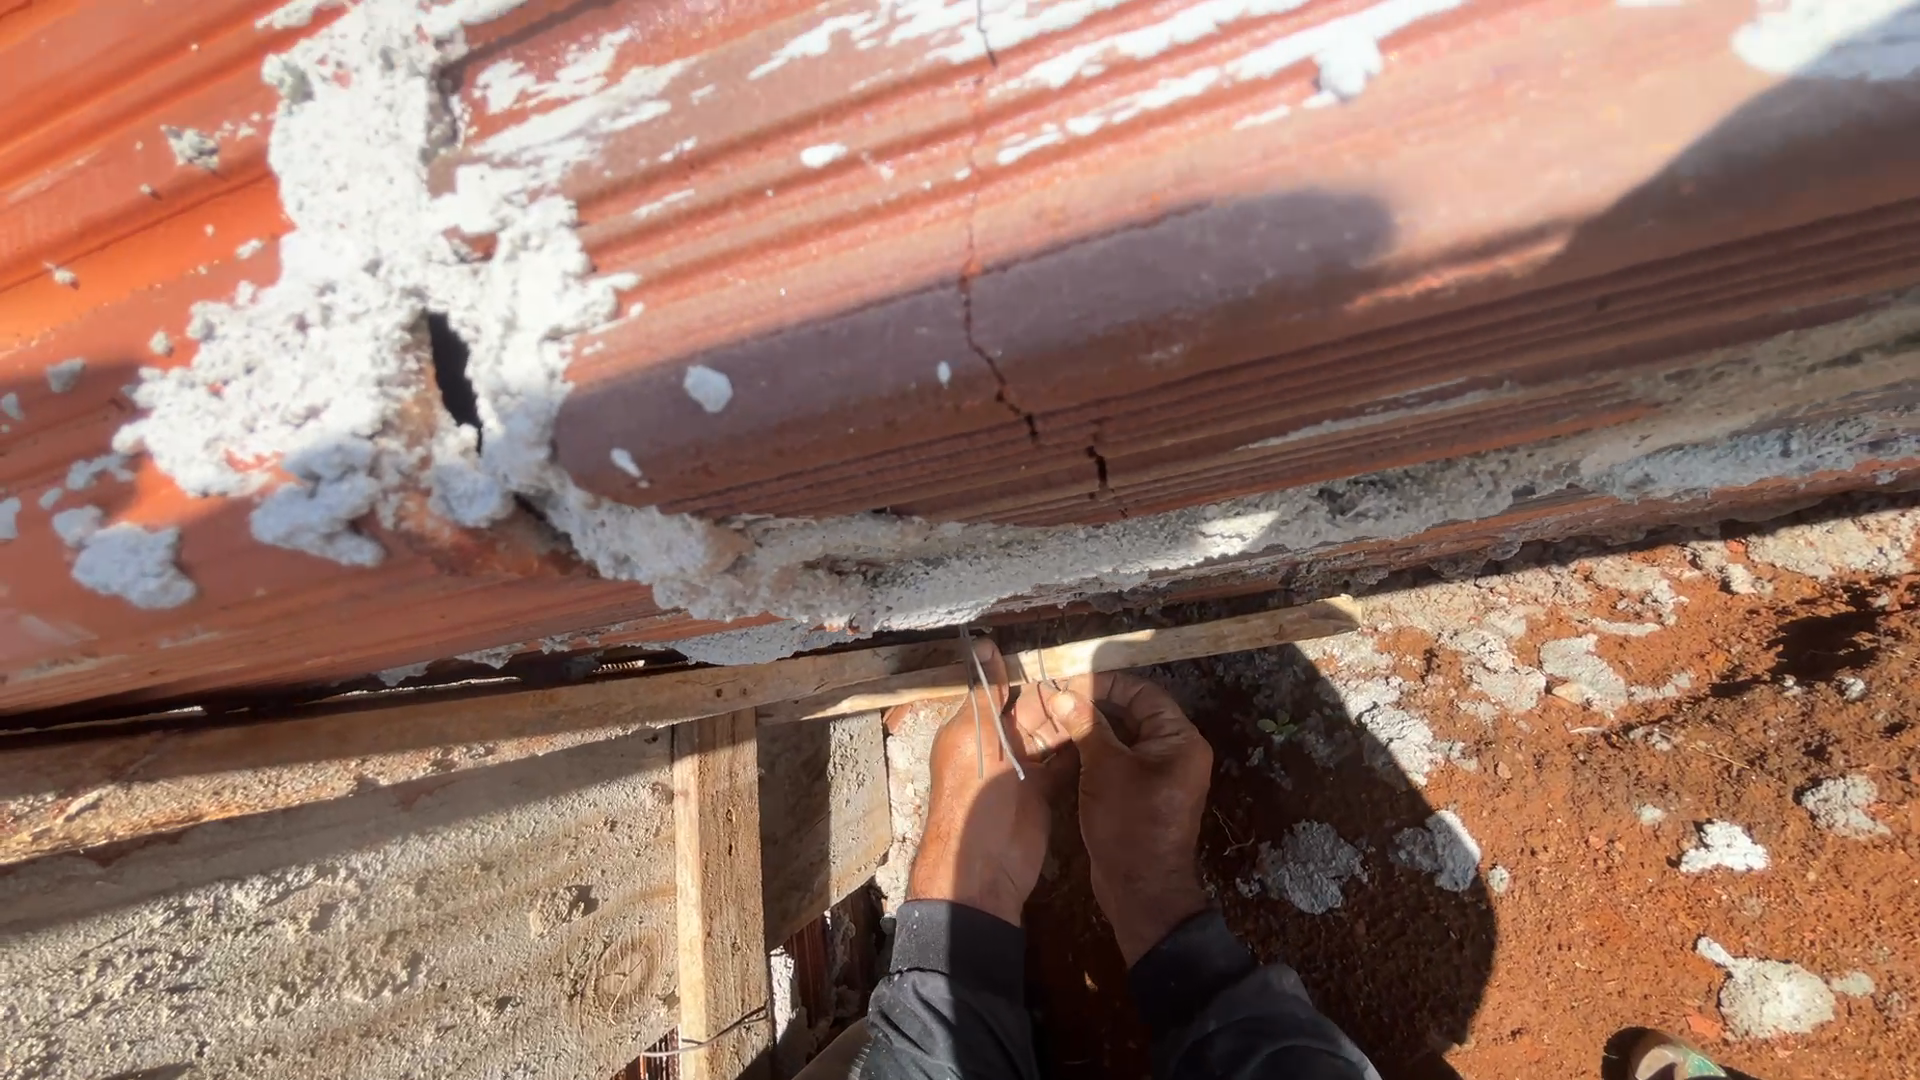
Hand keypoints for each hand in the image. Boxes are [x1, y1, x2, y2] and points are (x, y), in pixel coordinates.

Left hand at [904, 639, 1073, 925]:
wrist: (983, 871)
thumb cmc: (970, 800)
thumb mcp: (973, 740)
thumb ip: (985, 694)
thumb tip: (981, 643)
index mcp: (973, 727)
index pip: (1000, 688)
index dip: (1024, 672)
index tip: (1056, 651)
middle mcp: (998, 742)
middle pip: (1030, 709)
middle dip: (1054, 695)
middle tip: (1090, 673)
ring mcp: (1023, 767)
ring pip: (1049, 732)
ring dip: (1069, 717)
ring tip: (1102, 694)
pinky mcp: (1045, 789)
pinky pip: (1062, 760)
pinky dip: (1078, 746)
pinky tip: (1100, 725)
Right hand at [1039, 672, 1212, 964]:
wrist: (1140, 891)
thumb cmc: (1129, 823)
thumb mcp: (1105, 768)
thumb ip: (1086, 725)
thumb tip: (1063, 693)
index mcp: (1179, 739)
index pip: (1143, 693)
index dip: (1106, 683)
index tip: (1070, 683)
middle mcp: (1173, 751)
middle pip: (1131, 713)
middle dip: (1093, 704)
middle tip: (1056, 700)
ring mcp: (1157, 773)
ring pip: (1121, 736)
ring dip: (1089, 727)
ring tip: (1054, 719)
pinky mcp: (1139, 791)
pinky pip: (1117, 759)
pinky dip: (1093, 750)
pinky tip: (1062, 745)